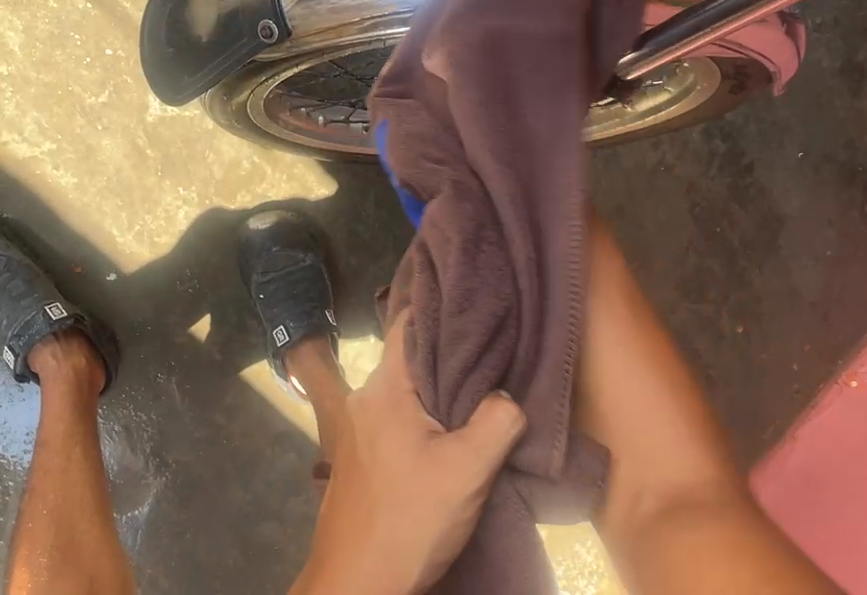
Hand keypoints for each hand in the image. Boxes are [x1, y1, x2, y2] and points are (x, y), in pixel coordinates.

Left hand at [291, 314, 527, 594]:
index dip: (435, 307)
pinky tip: (446, 426)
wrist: (359, 578)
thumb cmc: (409, 516)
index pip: (406, 325)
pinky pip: (394, 414)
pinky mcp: (361, 453)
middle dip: (444, 352)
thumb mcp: (466, 470)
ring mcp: (357, 426)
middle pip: (406, 357)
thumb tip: (508, 396)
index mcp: (384, 387)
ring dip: (434, 388)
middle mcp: (364, 396)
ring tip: (475, 386)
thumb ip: (495, 423)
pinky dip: (421, 412)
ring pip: (402, 390)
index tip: (468, 299)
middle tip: (486, 345)